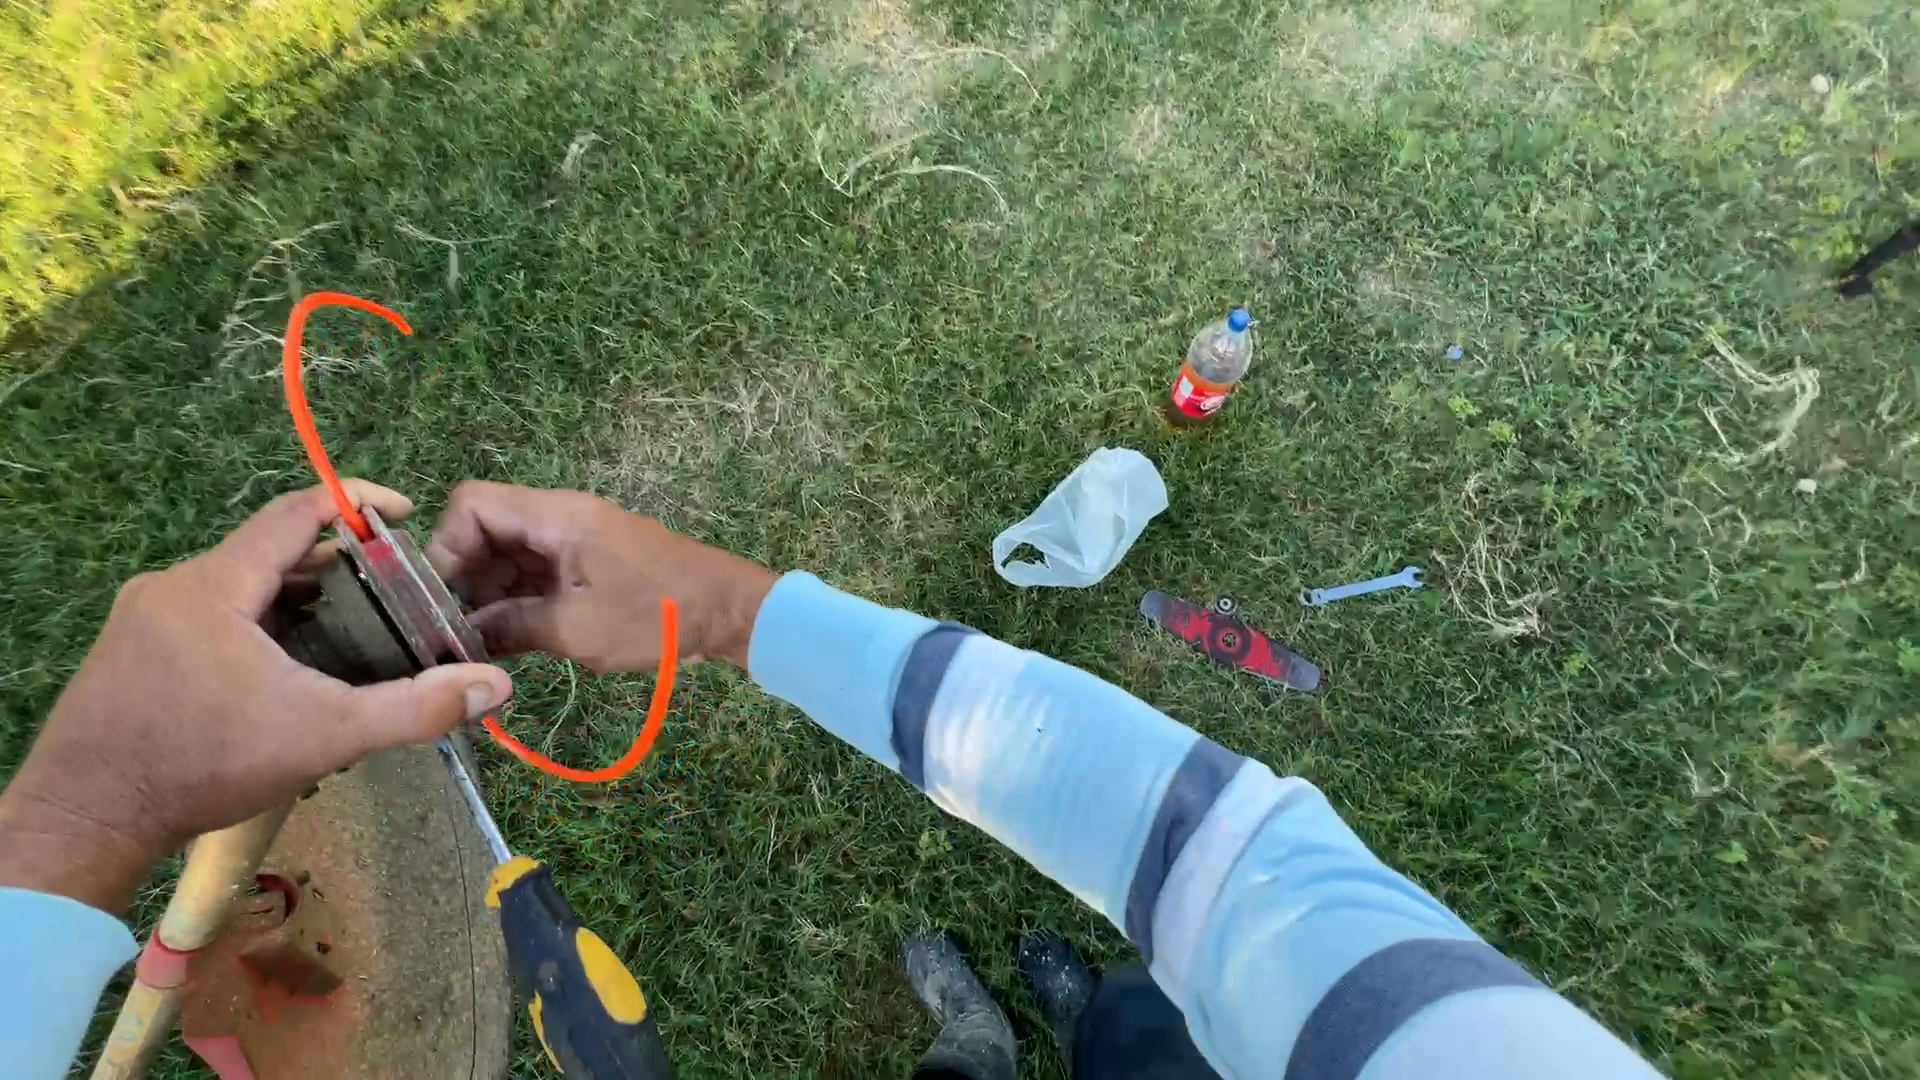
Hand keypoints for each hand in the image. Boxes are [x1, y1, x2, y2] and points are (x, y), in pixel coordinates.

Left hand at [0, 482, 512, 913]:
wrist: (82, 826)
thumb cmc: (204, 769)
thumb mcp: (329, 736)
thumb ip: (419, 707)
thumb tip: (498, 684)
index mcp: (211, 589)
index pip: (294, 512)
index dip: (357, 502)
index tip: (409, 513)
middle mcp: (176, 587)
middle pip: (280, 547)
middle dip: (350, 561)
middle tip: (405, 590)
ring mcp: (155, 615)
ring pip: (256, 578)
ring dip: (317, 591)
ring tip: (372, 623)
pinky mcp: (146, 642)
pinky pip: (230, 604)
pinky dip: (281, 613)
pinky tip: (312, 654)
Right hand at [426, 481, 776, 671]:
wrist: (732, 611)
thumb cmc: (656, 615)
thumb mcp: (577, 628)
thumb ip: (511, 626)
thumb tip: (464, 634)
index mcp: (559, 517)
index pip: (474, 504)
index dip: (447, 547)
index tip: (445, 599)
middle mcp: (568, 518)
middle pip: (492, 530)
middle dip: (470, 578)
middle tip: (461, 630)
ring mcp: (587, 540)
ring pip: (517, 555)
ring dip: (498, 593)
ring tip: (488, 641)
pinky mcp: (601, 563)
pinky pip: (547, 571)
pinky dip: (528, 598)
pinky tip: (519, 637)